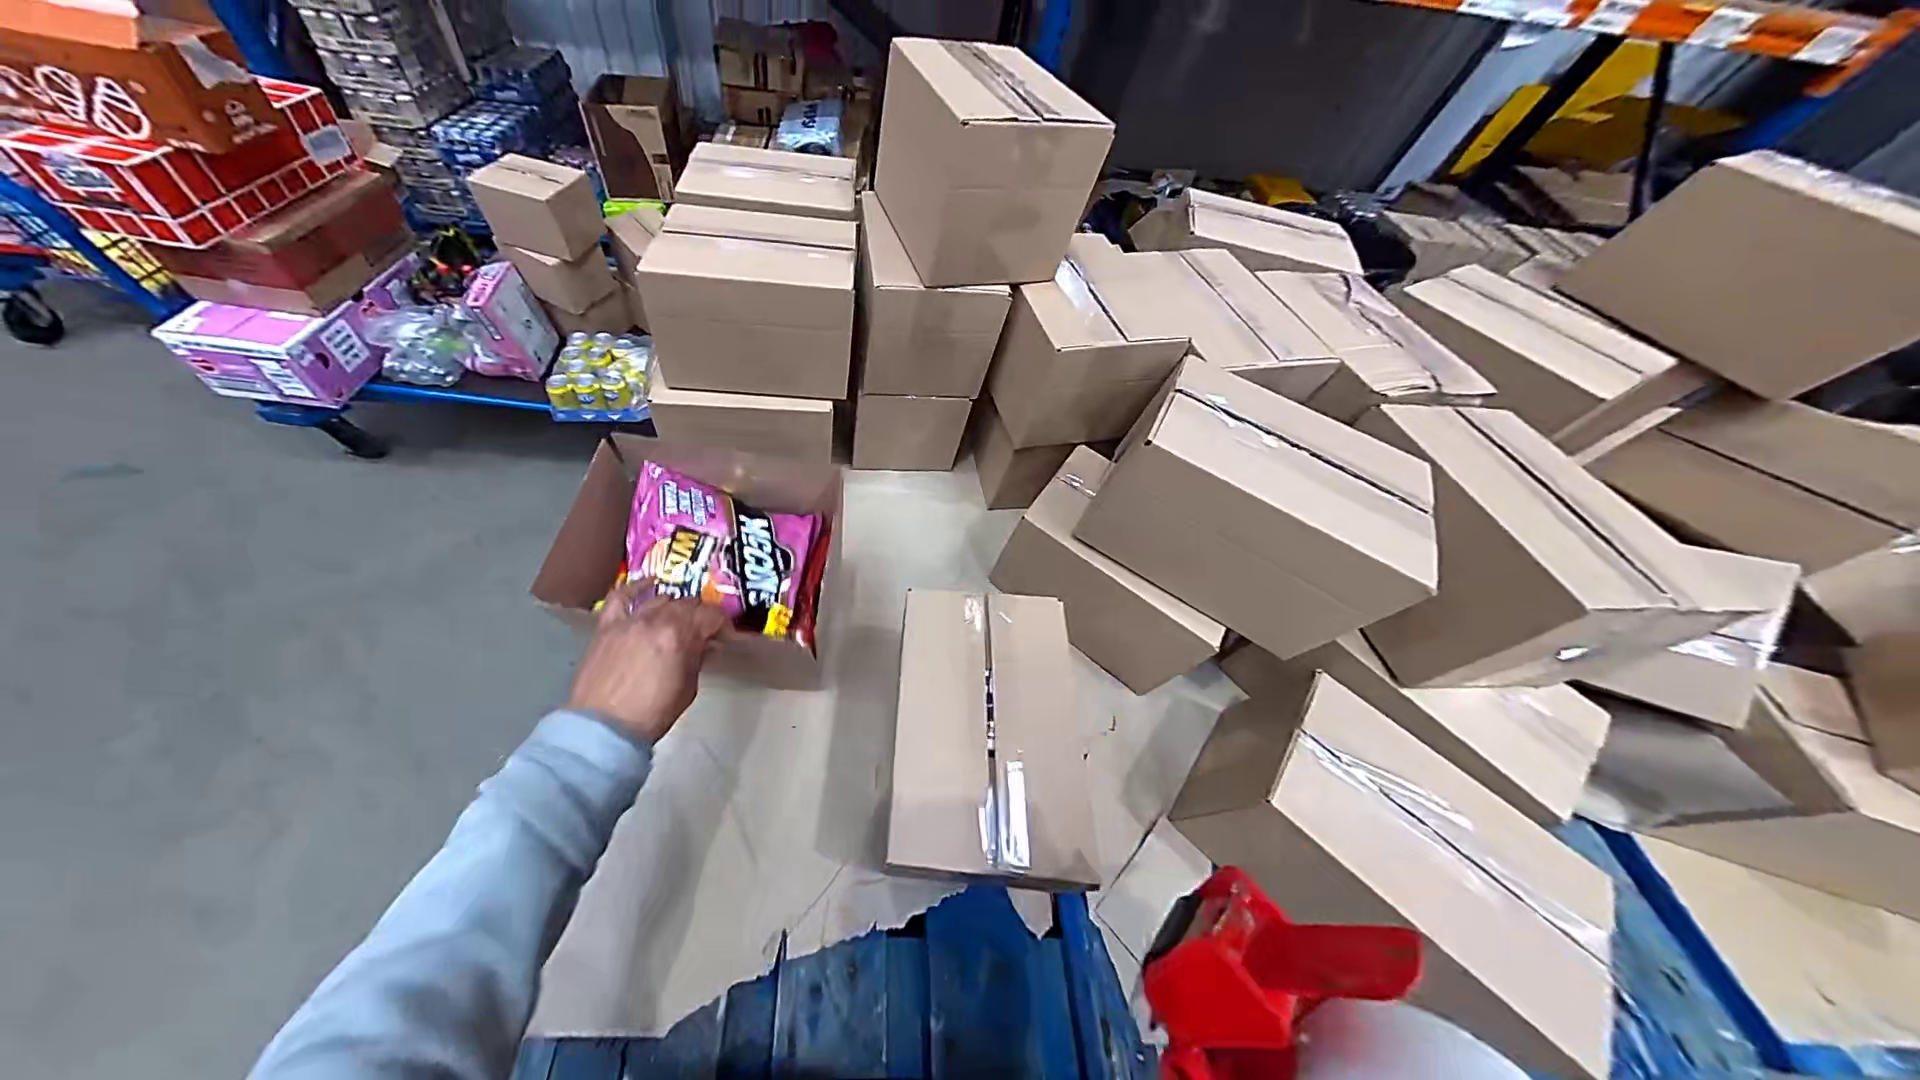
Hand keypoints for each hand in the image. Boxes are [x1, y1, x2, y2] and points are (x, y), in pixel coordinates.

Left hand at [568, 578, 730, 743]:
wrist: (604, 727)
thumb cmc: (653, 712)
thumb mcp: (688, 687)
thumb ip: (698, 658)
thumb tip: (705, 644)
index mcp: (681, 635)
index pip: (711, 616)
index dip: (723, 625)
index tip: (725, 636)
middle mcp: (656, 620)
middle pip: (688, 604)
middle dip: (701, 615)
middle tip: (705, 630)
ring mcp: (630, 620)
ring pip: (661, 600)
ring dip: (675, 606)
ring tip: (679, 618)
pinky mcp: (608, 626)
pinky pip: (621, 597)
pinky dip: (636, 587)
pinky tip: (650, 583)